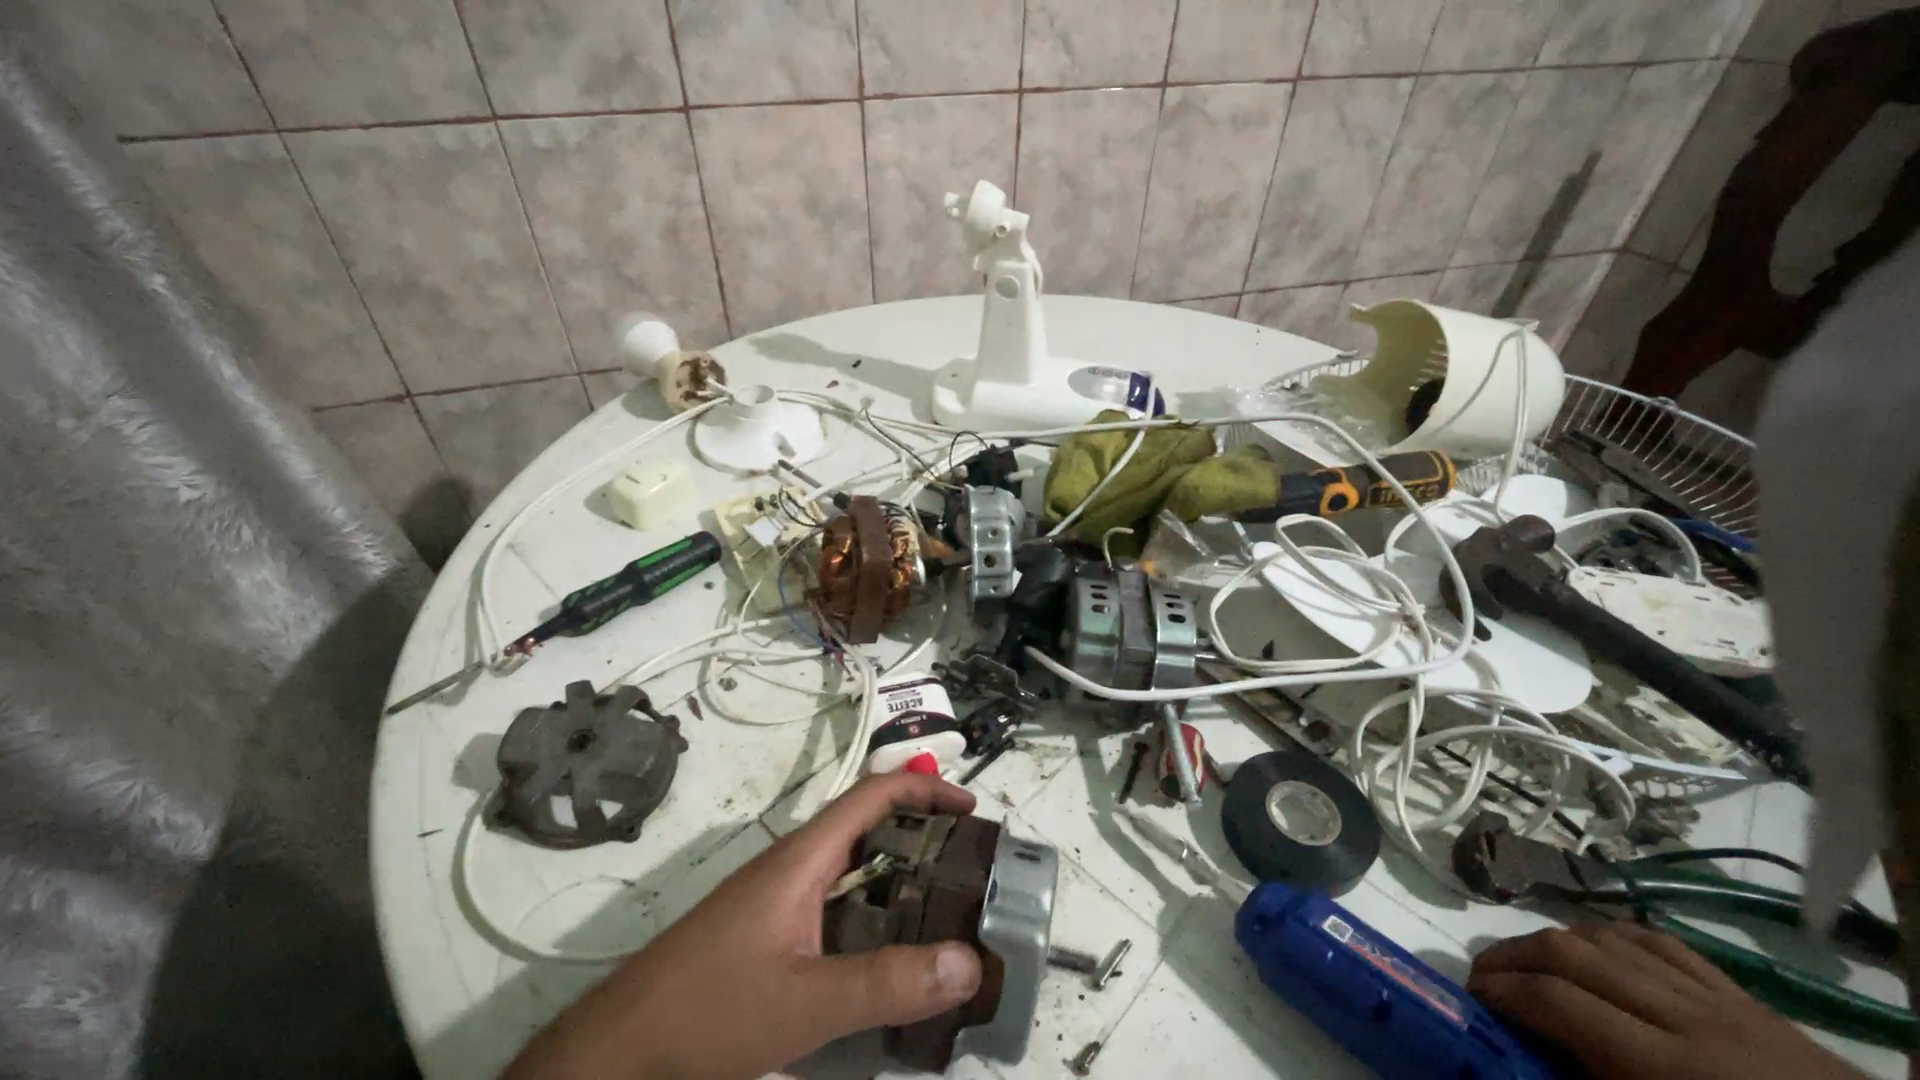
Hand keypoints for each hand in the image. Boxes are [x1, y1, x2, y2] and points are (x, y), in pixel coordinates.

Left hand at [503, 774, 984, 1079]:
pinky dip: (875, 917)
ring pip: (853, 873)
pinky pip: (836, 908)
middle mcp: (793, 867)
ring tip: (948, 915)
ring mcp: (779, 901)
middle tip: (974, 876)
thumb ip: (887, 983)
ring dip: (902, 881)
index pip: (872, 795)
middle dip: (925, 838)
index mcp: (803, 859)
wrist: (622, 1049)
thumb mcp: (806, 1002)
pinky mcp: (769, 933)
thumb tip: (969, 961)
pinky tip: (892, 959)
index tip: (974, 815)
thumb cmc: (710, 1010)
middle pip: (869, 829)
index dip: (925, 791)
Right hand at [1469, 922, 1863, 1079]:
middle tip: (1483, 978)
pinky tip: (1592, 949)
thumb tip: (1523, 1069)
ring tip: (1526, 964)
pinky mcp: (1743, 996)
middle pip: (1571, 953)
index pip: (1557, 1002)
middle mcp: (1687, 1019)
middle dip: (1511, 957)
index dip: (1501, 992)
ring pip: (1609, 938)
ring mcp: (1719, 1000)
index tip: (1470, 1000)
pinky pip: (1662, 942)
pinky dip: (1611, 937)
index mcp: (1670, 1071)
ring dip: (1552, 943)